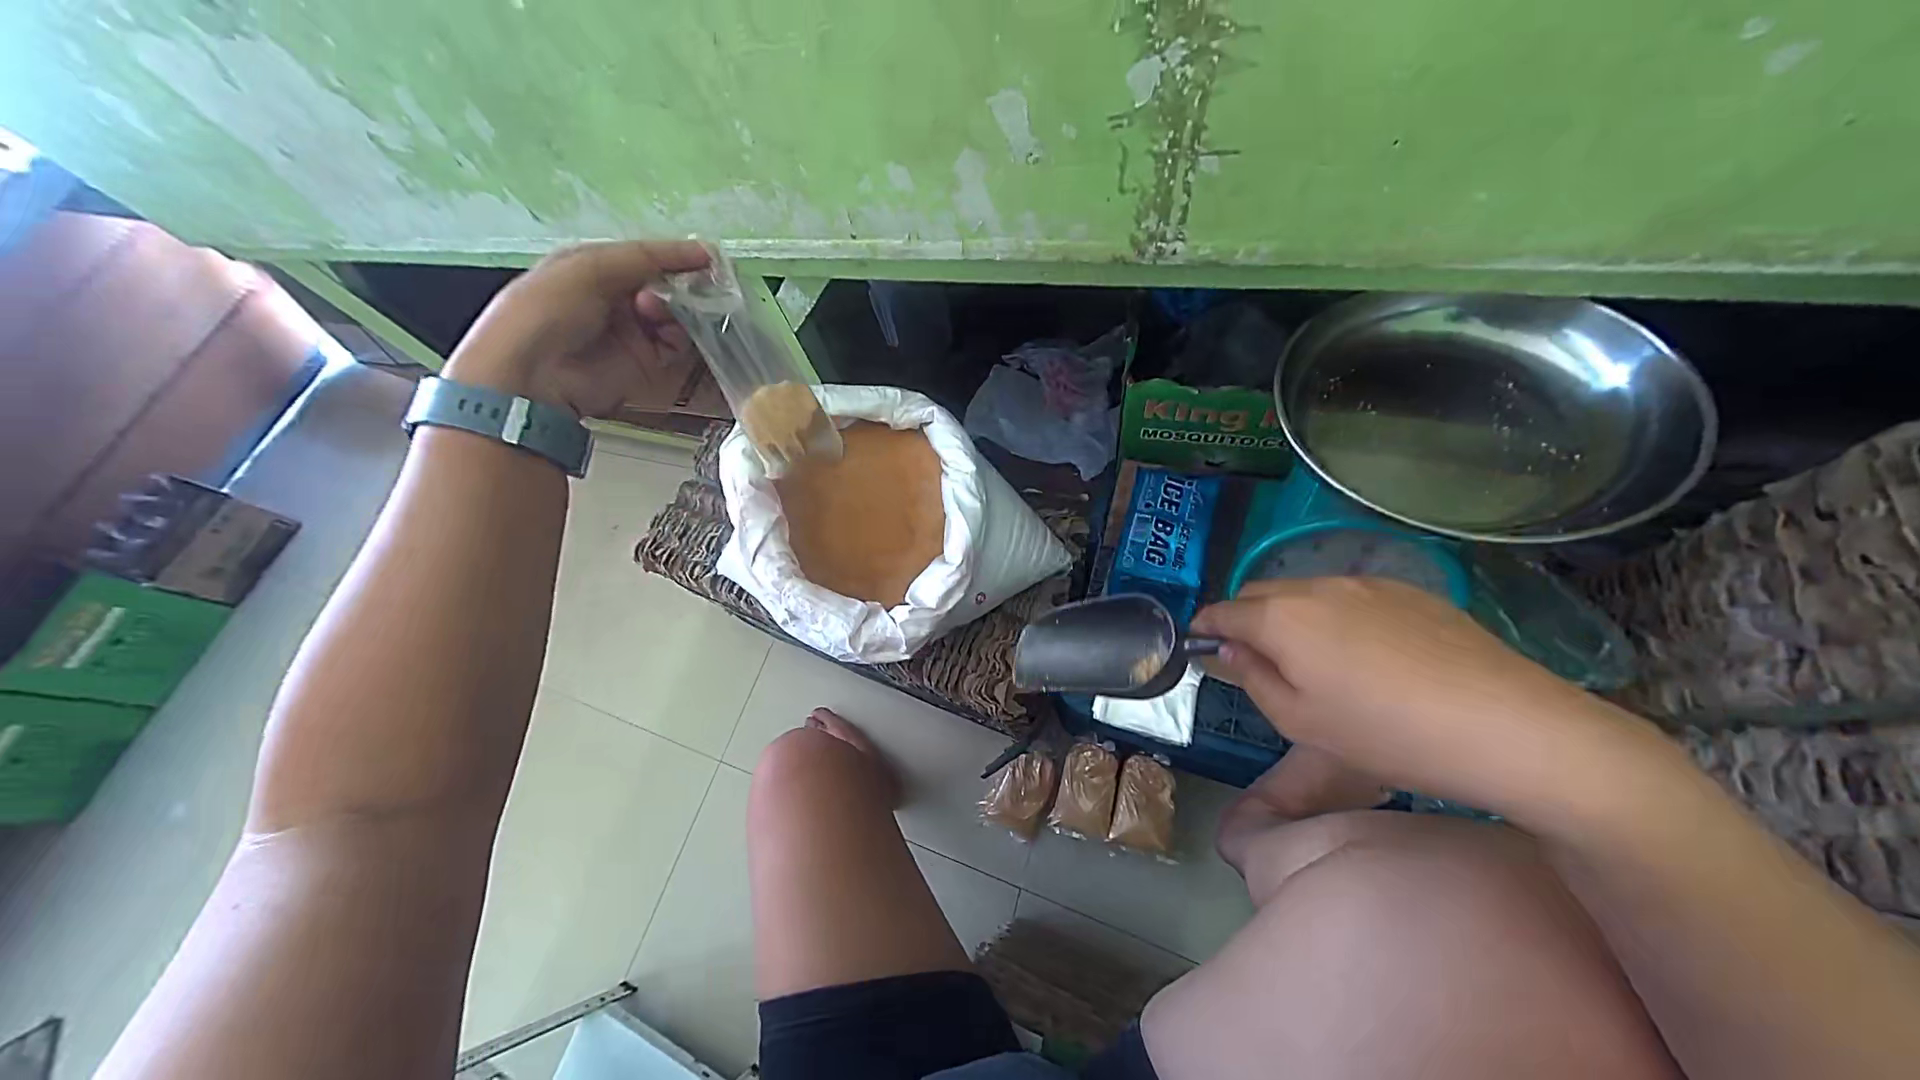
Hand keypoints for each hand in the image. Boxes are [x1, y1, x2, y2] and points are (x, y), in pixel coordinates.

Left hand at [443, 240, 710, 418]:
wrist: (532, 374)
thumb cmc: (550, 308)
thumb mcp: (591, 267)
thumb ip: (646, 257)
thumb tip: (705, 253)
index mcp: (597, 267)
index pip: (648, 257)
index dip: (676, 256)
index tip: (707, 258)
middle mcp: (618, 298)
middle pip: (668, 287)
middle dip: (681, 284)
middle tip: (691, 286)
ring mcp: (633, 332)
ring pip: (677, 316)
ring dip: (678, 311)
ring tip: (656, 312)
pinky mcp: (645, 364)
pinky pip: (677, 346)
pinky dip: (680, 338)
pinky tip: (666, 332)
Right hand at [1192, 577, 1620, 802]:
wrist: (1510, 728)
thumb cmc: (1387, 734)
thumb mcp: (1301, 722)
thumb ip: (1253, 679)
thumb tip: (1230, 651)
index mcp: (1282, 617)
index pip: (1223, 611)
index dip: (1205, 627)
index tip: (1200, 645)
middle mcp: (1318, 586)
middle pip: (1261, 592)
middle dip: (1245, 618)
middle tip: (1255, 659)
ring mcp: (1369, 583)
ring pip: (1307, 590)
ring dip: (1291, 614)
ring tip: (1313, 658)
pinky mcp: (1413, 591)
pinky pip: (1352, 594)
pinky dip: (1335, 614)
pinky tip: (1366, 654)